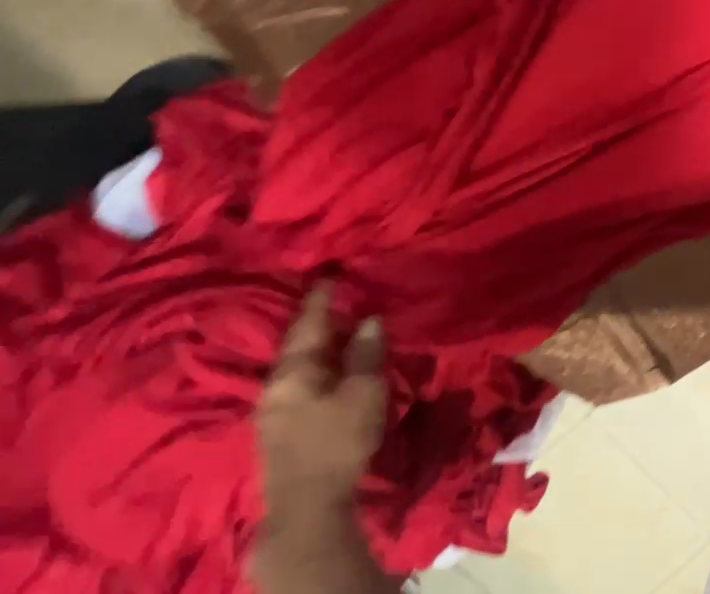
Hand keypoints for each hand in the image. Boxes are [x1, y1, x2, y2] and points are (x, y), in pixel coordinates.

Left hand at [256, 282, 386, 517]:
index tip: (330, 272)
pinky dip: (319, 366)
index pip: (308, 324)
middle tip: (340, 298)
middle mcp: (274, 384)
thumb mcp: (364, 392)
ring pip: (298, 365)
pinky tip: (332, 368)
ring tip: (341, 330)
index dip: (322, 298)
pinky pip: (300, 382)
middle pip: (298, 344)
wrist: (307, 504)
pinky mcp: (280, 427)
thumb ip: (366, 354)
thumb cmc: (338, 440)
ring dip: (320, 346)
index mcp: (292, 371)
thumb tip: (368, 319)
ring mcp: (272, 408)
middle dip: (320, 322)